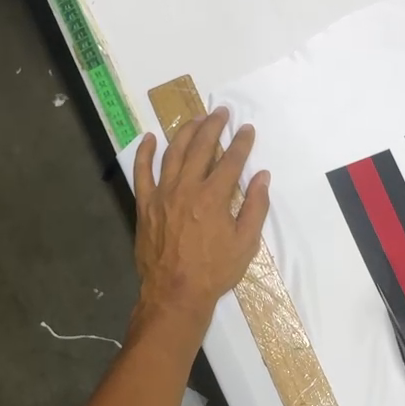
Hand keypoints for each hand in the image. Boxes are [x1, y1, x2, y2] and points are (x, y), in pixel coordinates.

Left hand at [130, 108, 270, 330]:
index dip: (241, 143)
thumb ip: (255, 207)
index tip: (246, 129)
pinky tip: (148, 138)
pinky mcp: (145, 205)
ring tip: (195, 119)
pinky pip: (142, 173)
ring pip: (172, 153)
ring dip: (184, 132)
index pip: (231, 161)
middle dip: (213, 126)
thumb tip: (263, 177)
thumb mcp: (246, 243)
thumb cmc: (214, 271)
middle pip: (200, 148)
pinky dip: (144, 153)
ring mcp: (162, 195)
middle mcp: (187, 189)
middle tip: (221, 112)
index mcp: (213, 197)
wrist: (175, 293)